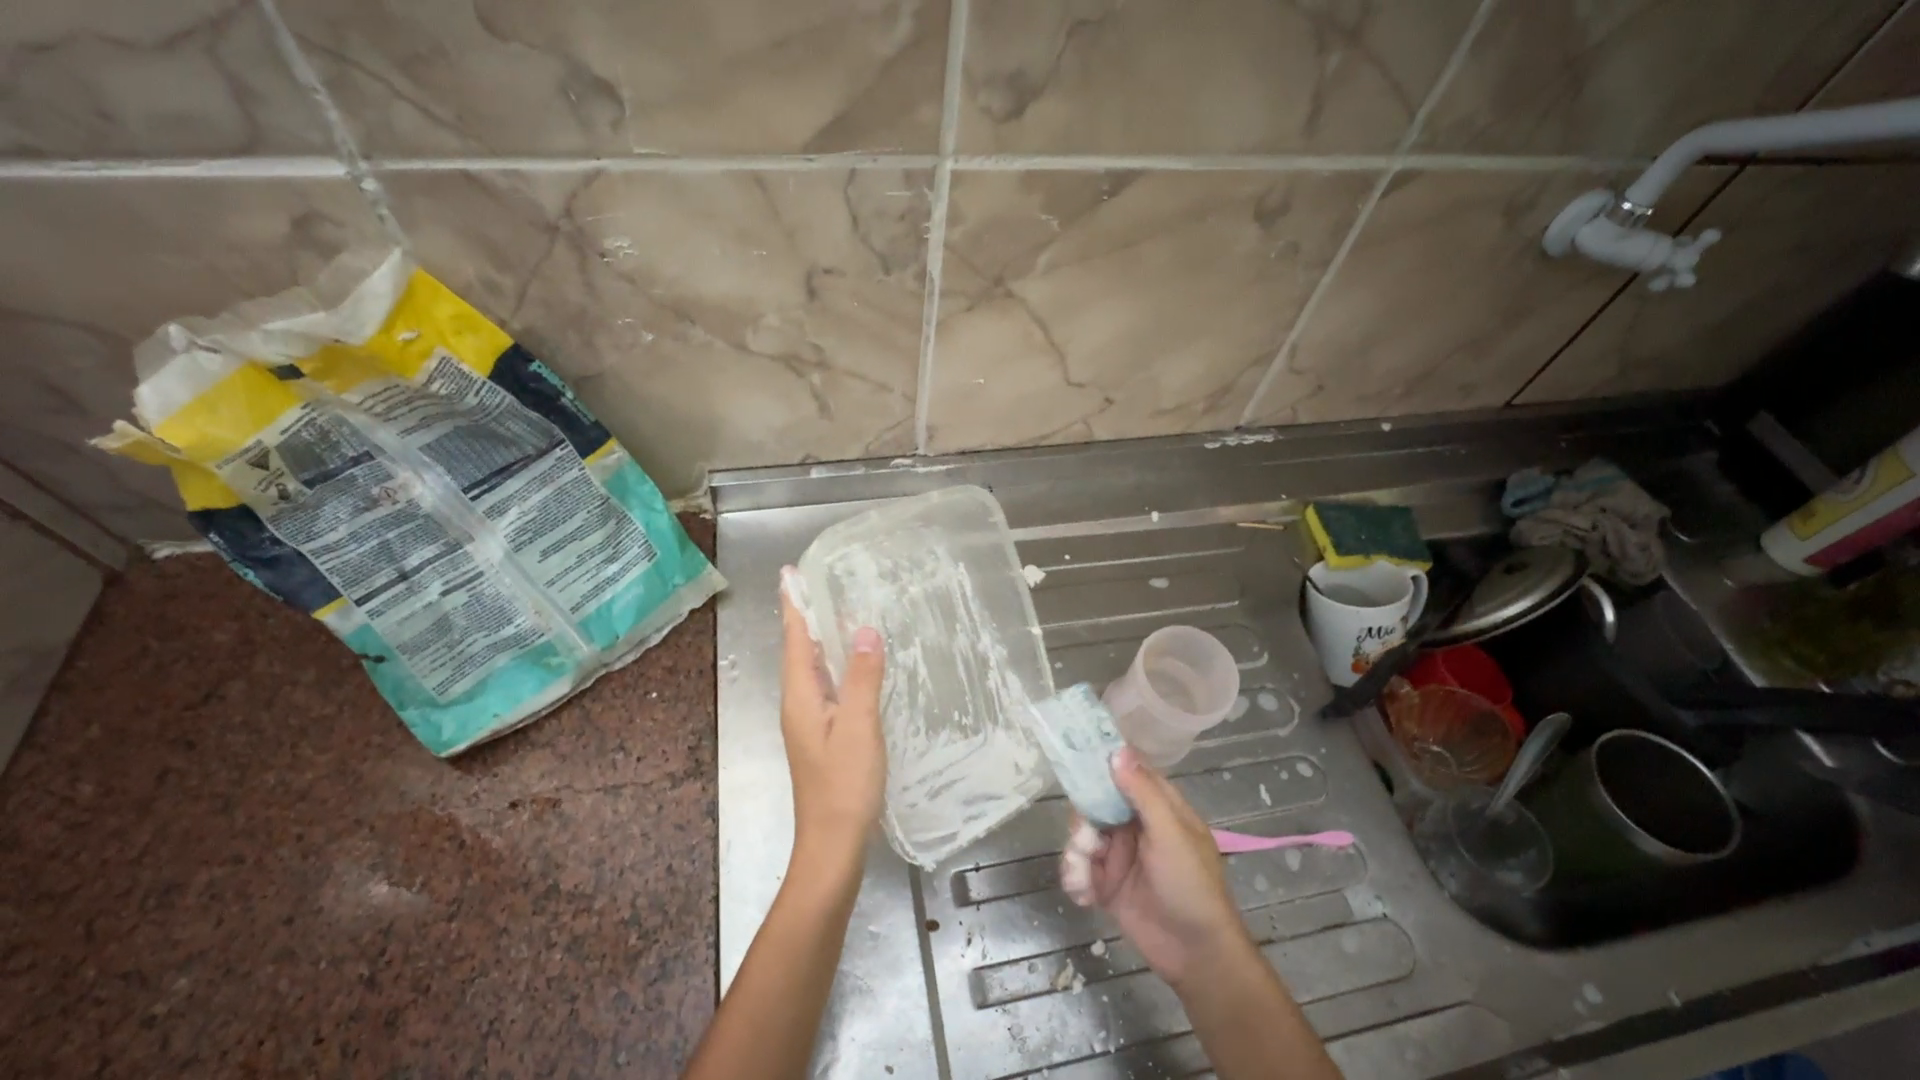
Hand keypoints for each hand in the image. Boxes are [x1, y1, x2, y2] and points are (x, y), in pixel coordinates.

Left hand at [779, 566, 886, 866]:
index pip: (795, 639)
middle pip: (799, 651)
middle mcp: (799, 704)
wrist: (832, 843)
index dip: (794, 605)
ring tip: (835, 611)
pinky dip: (836, 666)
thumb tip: (865, 630)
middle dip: (806, 616)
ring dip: (821, 639)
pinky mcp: (823, 737)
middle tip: (819, 582)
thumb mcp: (859, 727)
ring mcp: (809, 722)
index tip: (790, 573)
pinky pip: (826, 688)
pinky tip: (854, 667)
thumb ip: (863, 678)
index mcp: (800, 696)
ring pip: (813, 670)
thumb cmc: (844, 785)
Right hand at [1060, 748, 1250, 987]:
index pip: (1126, 774)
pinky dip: (1075, 879)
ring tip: (1083, 880)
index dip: (1101, 767)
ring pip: (1082, 839)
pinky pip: (1078, 870)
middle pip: (1094, 807)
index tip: (1074, 762)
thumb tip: (1117, 750)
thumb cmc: (1191, 885)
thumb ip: (1143, 793)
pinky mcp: (1105, 885)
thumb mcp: (1171, 834)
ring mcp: (1119, 857)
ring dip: (1076, 856)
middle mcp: (1136, 827)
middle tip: (1085, 843)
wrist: (1195, 953)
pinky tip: (1084, 896)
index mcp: (1159, 808)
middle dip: (1083, 824)